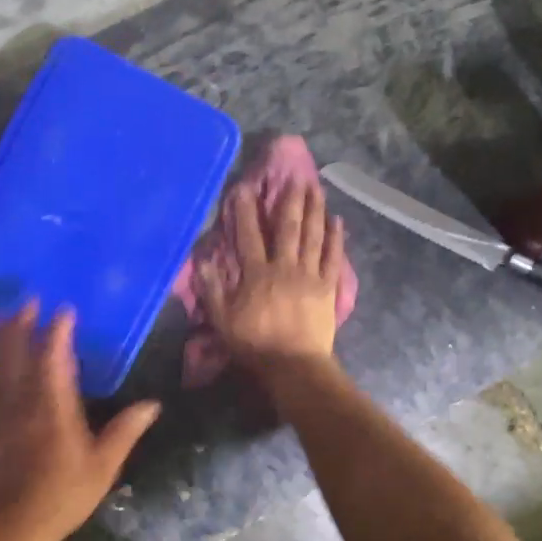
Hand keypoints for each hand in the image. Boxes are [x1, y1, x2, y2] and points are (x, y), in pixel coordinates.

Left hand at [0, 303, 161, 540]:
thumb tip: (152, 404)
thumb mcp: (103, 466)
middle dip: (22, 324)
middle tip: (27, 300)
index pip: (54, 356)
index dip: (58, 331)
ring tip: (2, 317)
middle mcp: (21, 401)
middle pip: (17, 352)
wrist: (8, 526)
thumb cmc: (61, 495)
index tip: (64, 311)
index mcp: (54, 406)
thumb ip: (124, 432)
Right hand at [199, 182, 346, 375]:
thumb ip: (212, 289)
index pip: (248, 235)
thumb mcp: (222, 320)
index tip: (244, 187)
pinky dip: (335, 237)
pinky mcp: (328, 287)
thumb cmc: (255, 345)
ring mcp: (309, 275)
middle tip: (294, 175)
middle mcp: (284, 266)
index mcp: (257, 274)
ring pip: (313, 235)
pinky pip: (333, 257)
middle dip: (289, 200)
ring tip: (316, 188)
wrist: (294, 365)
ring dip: (314, 209)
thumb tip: (204, 260)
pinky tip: (337, 220)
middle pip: (287, 227)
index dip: (244, 210)